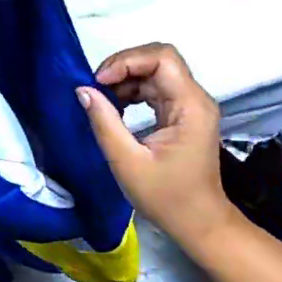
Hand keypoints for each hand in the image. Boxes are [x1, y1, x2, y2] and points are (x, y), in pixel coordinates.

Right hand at [78, 43, 236, 243]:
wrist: (198, 222)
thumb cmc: (166, 197)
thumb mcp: (127, 163)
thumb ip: (105, 123)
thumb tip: (83, 90)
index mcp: (190, 107)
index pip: (162, 58)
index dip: (127, 61)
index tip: (99, 82)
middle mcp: (195, 99)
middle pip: (160, 60)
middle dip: (124, 66)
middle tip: (96, 86)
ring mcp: (191, 106)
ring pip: (157, 72)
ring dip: (126, 78)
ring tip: (101, 97)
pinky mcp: (183, 115)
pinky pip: (157, 88)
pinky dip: (133, 91)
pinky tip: (115, 106)